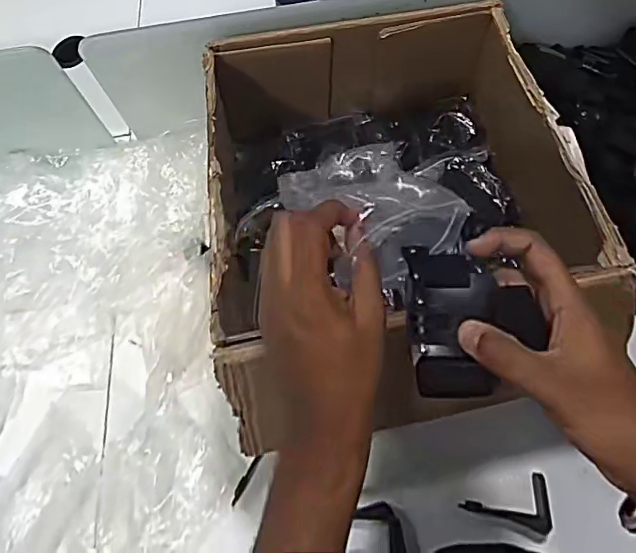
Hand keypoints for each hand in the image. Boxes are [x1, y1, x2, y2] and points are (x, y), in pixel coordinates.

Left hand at [254, 202, 386, 551]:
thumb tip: (358, 233)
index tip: (354, 217)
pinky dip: (293, 255)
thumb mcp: (371, 320)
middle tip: (344, 236)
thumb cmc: (352, 376)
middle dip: (313, 218)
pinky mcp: (264, 310)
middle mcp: (275, 286)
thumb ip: (364, 268)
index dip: (331, 210)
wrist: (320, 424)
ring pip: (274, 242)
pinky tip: (320, 277)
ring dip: (301, 235)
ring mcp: (265, 298)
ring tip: (335, 257)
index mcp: (302, 288)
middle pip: (282, 225)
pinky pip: (273, 264)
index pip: (306, 225)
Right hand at [458, 227, 635, 501]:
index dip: (503, 239)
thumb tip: (468, 330)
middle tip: (463, 274)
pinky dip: (502, 333)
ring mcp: (565, 338)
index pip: (536, 250)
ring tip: (468, 309)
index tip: (475, 247)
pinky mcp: (560, 361)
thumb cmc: (620, 419)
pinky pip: (524, 333)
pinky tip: (486, 348)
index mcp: (573, 307)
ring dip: (496, 302)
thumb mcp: (553, 383)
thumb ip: (505, 355)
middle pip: (526, 273)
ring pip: (524, 304)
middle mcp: (568, 315)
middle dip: (493, 267)